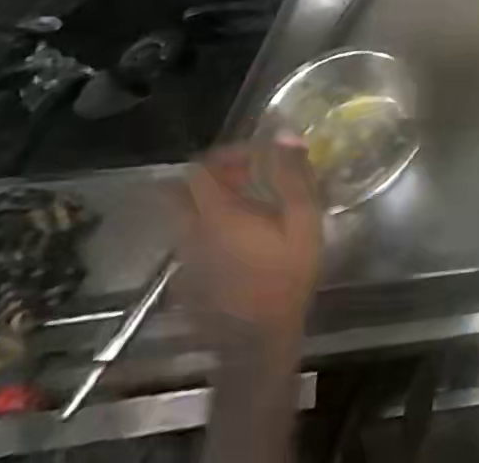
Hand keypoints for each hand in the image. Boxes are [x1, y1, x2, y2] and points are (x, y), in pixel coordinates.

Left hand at [174, 142, 321, 345]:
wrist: (258, 341)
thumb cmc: (286, 276)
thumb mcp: (303, 221)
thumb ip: (293, 177)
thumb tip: (286, 136)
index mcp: (217, 213)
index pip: (202, 168)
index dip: (226, 154)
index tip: (256, 156)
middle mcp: (189, 232)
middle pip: (175, 191)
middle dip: (206, 178)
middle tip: (241, 180)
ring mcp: (183, 259)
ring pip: (179, 218)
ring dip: (204, 204)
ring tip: (243, 210)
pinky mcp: (183, 281)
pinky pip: (186, 243)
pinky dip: (204, 232)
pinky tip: (235, 245)